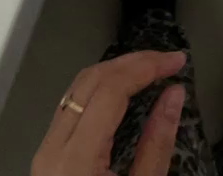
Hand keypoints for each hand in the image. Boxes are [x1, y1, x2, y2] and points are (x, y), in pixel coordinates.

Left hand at [31, 50, 186, 175]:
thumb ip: (157, 144)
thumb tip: (174, 95)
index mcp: (76, 161)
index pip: (111, 90)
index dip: (147, 67)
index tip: (176, 62)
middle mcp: (53, 150)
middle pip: (92, 79)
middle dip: (134, 62)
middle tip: (167, 61)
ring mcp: (45, 152)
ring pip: (79, 87)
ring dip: (117, 70)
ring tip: (150, 70)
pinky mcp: (47, 157)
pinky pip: (72, 105)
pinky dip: (101, 88)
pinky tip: (124, 90)